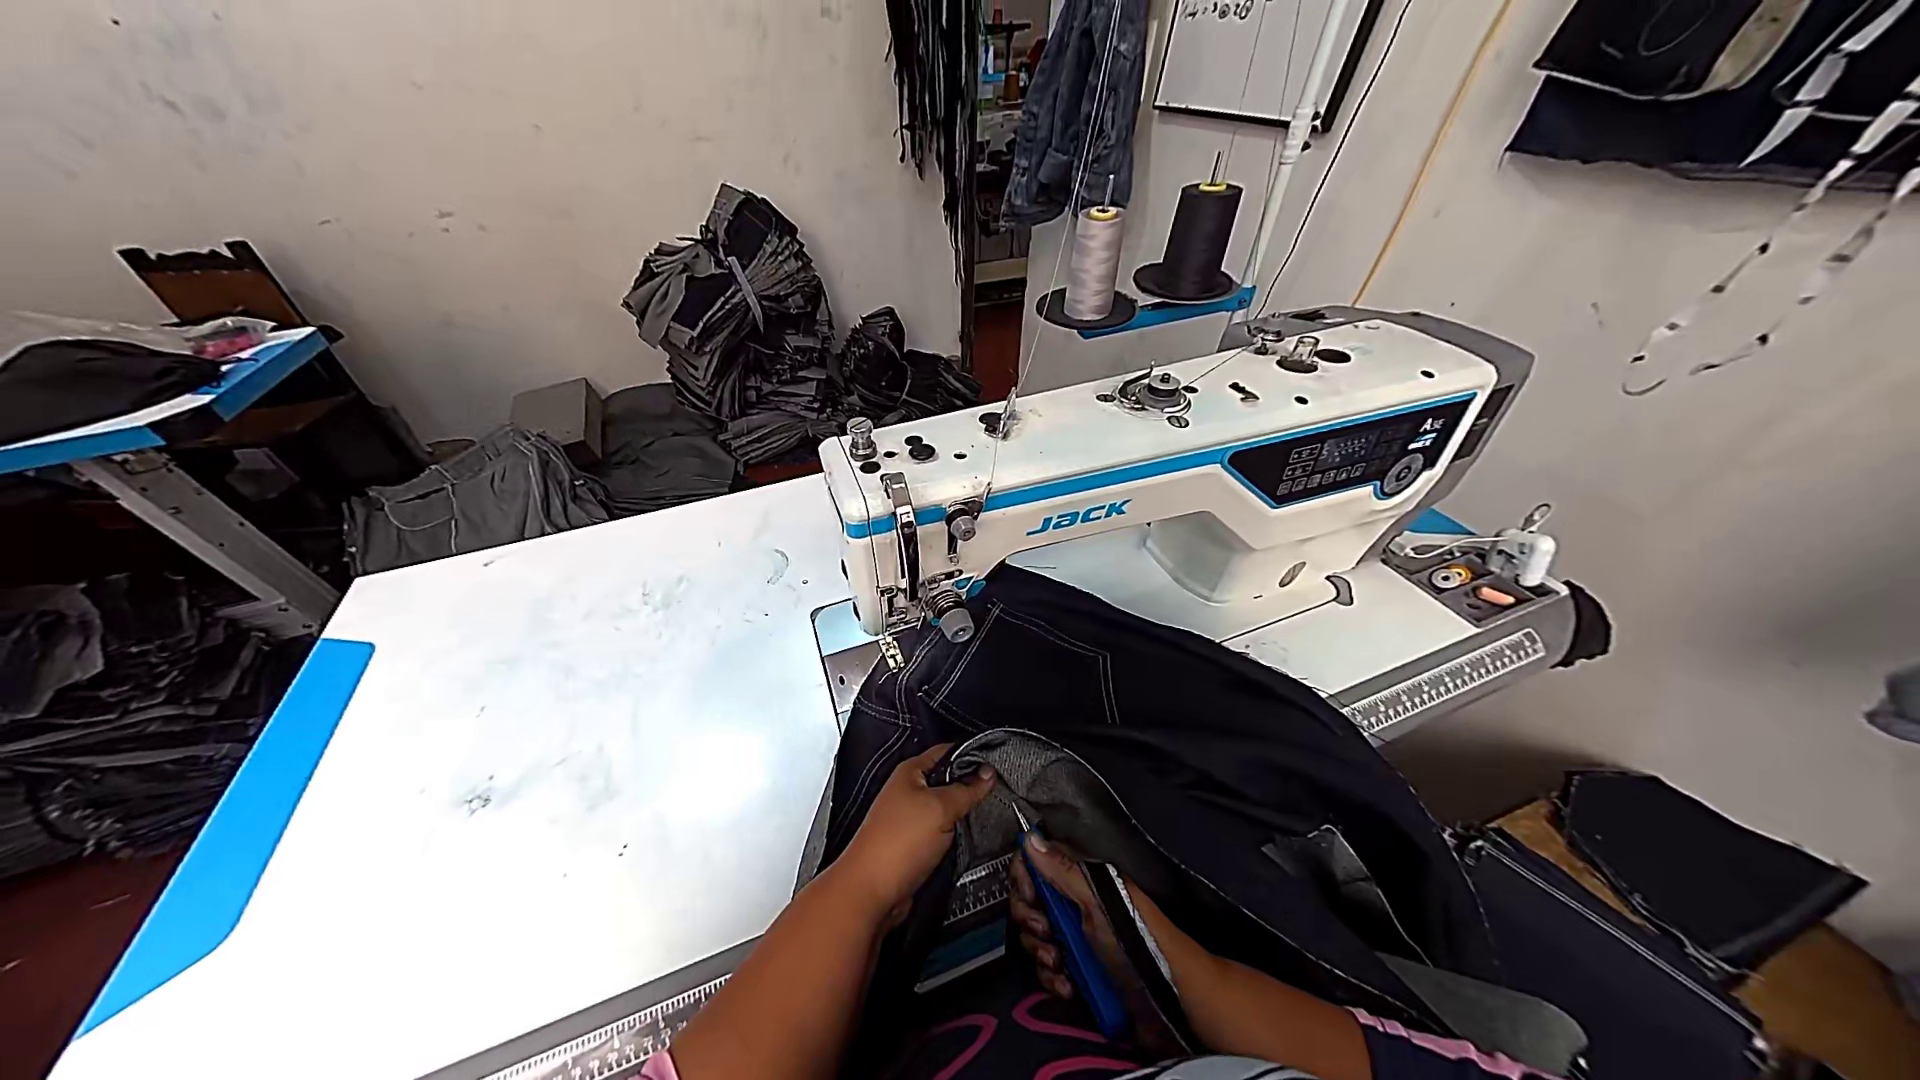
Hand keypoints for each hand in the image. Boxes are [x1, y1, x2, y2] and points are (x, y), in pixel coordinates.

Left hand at [834, 744, 994, 922]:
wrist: (872, 891)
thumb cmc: (894, 844)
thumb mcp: (941, 808)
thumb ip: (966, 789)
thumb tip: (985, 776)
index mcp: (910, 772)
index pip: (947, 752)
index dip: (971, 755)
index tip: (992, 766)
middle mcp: (907, 792)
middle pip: (947, 780)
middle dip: (968, 787)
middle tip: (988, 793)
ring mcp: (909, 818)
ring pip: (944, 808)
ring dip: (959, 813)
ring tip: (977, 817)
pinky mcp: (913, 843)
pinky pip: (939, 831)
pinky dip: (952, 835)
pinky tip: (962, 839)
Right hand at [1007, 835, 1126, 1000]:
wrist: (1170, 1000)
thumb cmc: (1138, 940)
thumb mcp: (1098, 901)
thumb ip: (1062, 870)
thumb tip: (1032, 838)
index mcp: (1081, 878)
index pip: (1037, 864)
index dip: (1024, 877)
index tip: (1030, 894)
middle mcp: (1074, 903)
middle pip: (1029, 901)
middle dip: (1031, 920)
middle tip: (1047, 931)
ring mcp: (1074, 937)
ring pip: (1035, 938)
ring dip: (1042, 953)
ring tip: (1061, 963)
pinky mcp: (1076, 970)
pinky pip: (1047, 970)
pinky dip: (1053, 979)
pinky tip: (1068, 986)